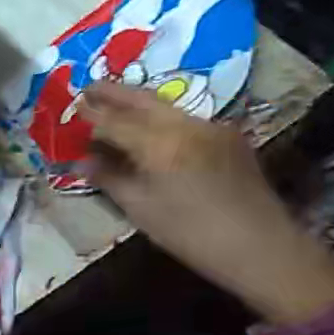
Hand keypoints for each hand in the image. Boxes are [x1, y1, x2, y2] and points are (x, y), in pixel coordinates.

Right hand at [79, 82, 333, 323]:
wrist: (261, 247)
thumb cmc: (191, 235)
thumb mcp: (141, 210)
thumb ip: (110, 179)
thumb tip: (82, 161)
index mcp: (161, 143)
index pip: (116, 121)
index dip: (92, 114)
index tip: (72, 104)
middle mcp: (186, 124)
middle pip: (143, 100)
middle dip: (114, 93)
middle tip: (89, 87)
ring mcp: (212, 127)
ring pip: (166, 107)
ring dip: (137, 103)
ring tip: (114, 103)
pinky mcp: (228, 137)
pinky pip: (185, 119)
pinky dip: (160, 119)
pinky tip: (151, 129)